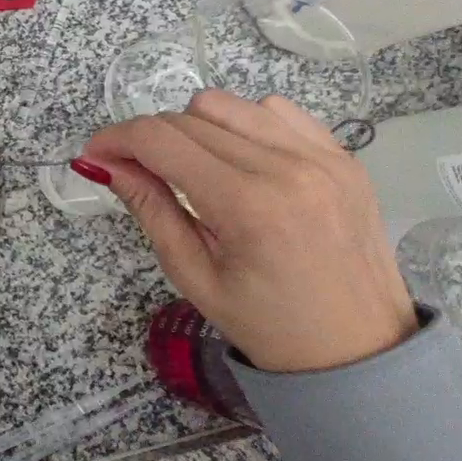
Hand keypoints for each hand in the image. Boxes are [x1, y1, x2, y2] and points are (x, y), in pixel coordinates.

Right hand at [79, 89, 416, 372]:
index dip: (113, 139)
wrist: (366, 355)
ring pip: (223, 104)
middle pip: (184, 118)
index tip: (95, 157)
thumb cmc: (269, 324)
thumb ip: (147, 206)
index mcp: (249, 204)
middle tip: (137, 172)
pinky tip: (239, 159)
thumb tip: (99, 161)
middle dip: (146, 139)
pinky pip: (272, 110)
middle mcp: (288, 168)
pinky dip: (241, 124)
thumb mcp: (191, 272)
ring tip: (194, 167)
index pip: (157, 139)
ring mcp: (323, 158)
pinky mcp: (343, 158)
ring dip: (192, 127)